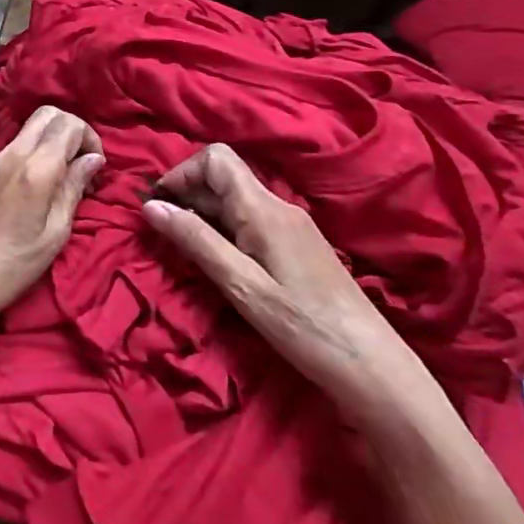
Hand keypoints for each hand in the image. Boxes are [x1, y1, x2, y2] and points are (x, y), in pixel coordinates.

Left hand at [0, 107, 105, 333]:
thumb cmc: (15, 265)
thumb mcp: (56, 232)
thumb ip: (74, 188)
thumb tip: (94, 159)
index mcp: (35, 168)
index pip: (69, 125)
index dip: (90, 138)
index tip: (97, 167)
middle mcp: (14, 153)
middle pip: (48, 113)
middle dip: (73, 129)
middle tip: (84, 161)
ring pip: (33, 125)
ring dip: (55, 137)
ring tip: (68, 173)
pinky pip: (20, 141)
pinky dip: (40, 147)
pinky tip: (47, 178)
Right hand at [144, 145, 410, 394]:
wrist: (373, 366)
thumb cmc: (303, 327)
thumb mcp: (241, 286)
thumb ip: (196, 241)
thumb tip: (151, 205)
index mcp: (263, 209)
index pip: (215, 158)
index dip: (181, 173)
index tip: (159, 207)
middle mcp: (278, 206)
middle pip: (223, 178)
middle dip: (186, 197)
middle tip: (163, 235)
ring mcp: (291, 225)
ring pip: (235, 201)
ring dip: (203, 216)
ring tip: (186, 253)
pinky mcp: (297, 245)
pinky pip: (250, 221)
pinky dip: (225, 231)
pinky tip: (220, 264)